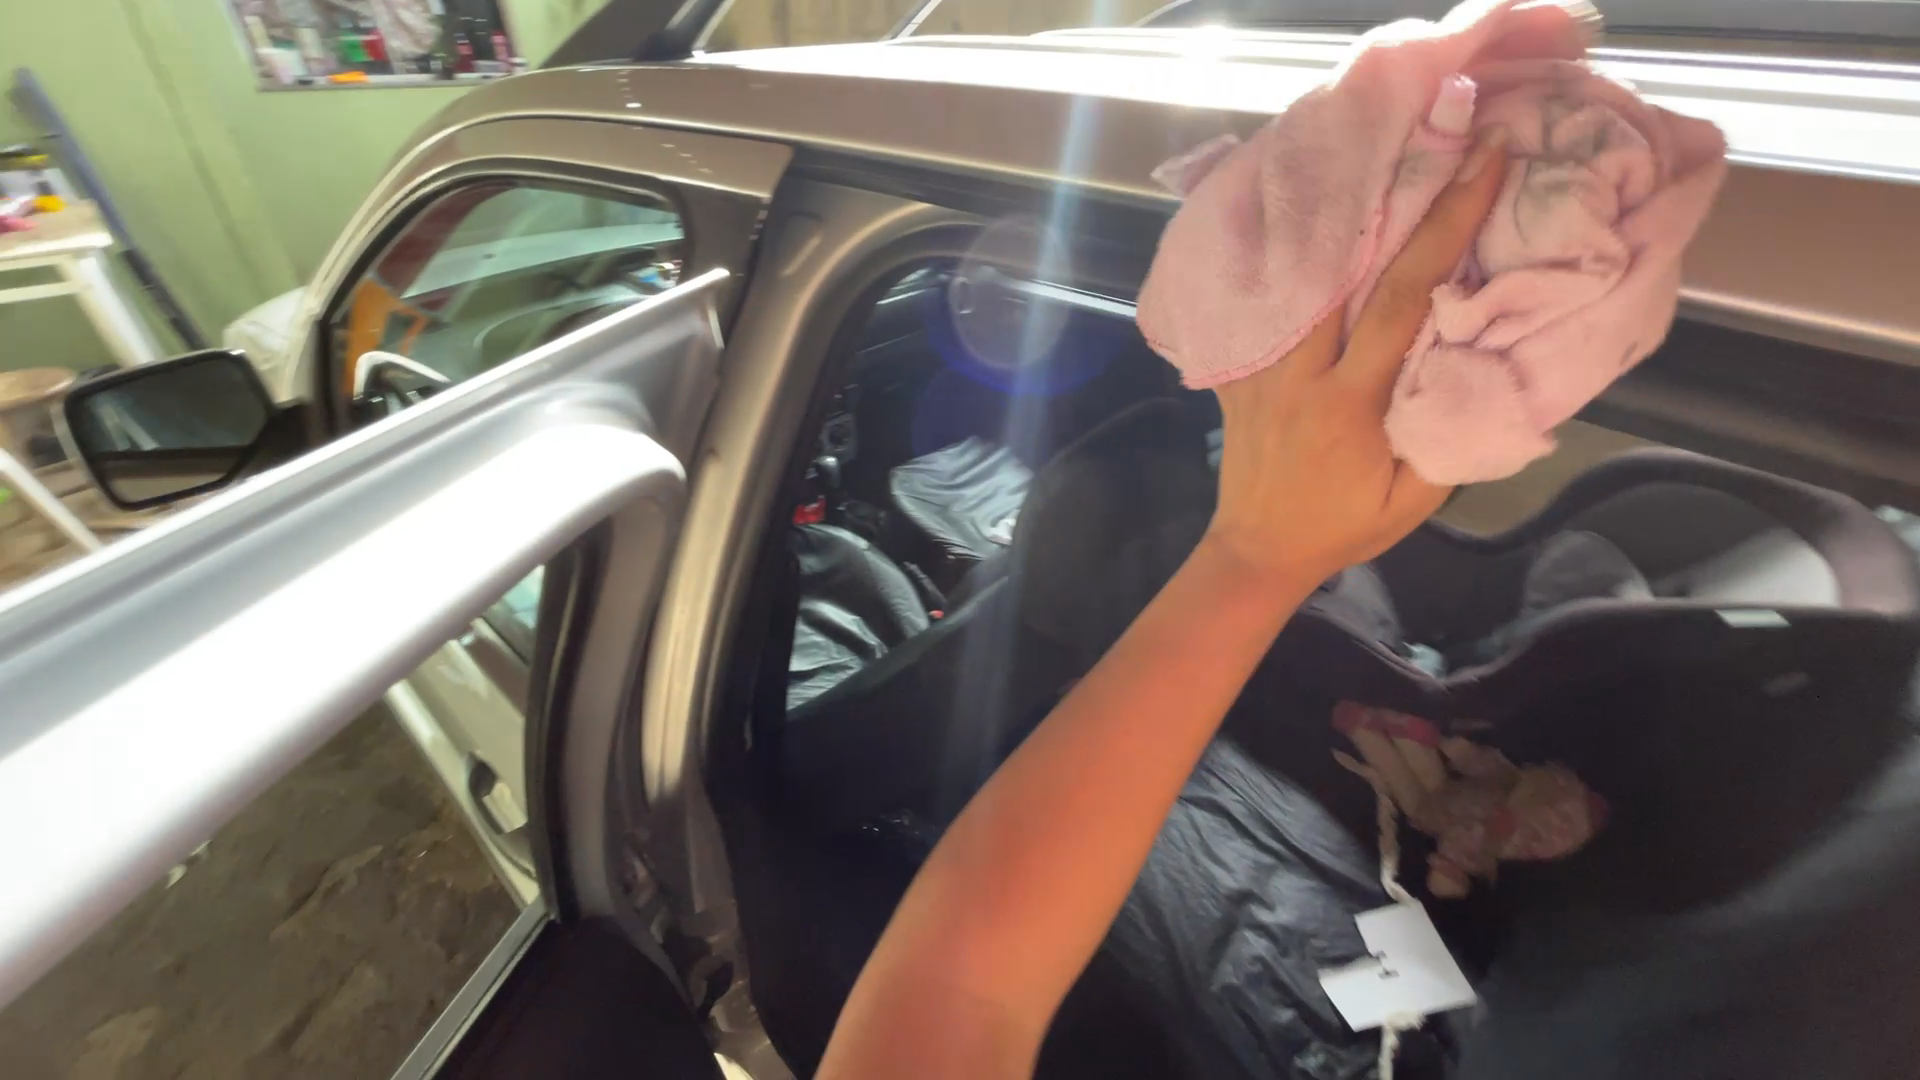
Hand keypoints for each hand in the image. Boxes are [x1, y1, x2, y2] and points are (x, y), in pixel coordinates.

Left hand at [1203, 130, 1508, 591]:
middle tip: (1423, 132)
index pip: (1397, 301)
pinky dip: (1275, 263)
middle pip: (1337, 271)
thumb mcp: (1413, 499)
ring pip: (1288, 282)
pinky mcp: (1235, 378)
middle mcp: (1295, 374)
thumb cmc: (1340, 528)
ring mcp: (1256, 372)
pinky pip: (1252, 310)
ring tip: (1364, 159)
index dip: (1441, 228)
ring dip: (1327, 218)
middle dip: (1386, 196)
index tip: (1481, 163)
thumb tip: (1490, 365)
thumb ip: (1450, 435)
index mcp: (1346, 402)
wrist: (1257, 549)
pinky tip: (1292, 221)